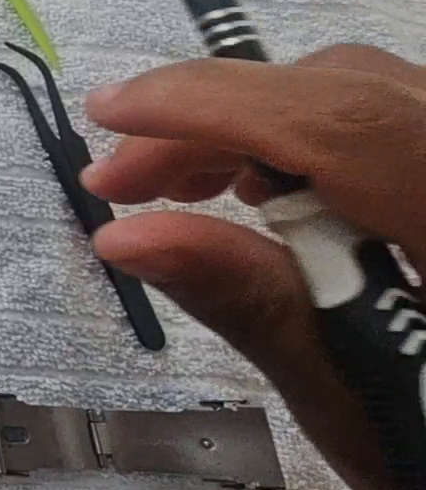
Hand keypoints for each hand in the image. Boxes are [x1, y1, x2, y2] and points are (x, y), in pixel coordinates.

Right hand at [81, 44, 425, 489]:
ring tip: (175, 188)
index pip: (350, 129)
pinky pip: (383, 109)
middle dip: (204, 122)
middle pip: (342, 92)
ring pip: (358, 88)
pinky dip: (292, 133)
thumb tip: (121, 237)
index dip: (216, 105)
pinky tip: (259, 189)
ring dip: (239, 125)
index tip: (105, 113)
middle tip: (119, 185)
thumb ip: (252, 305)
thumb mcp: (361, 401)